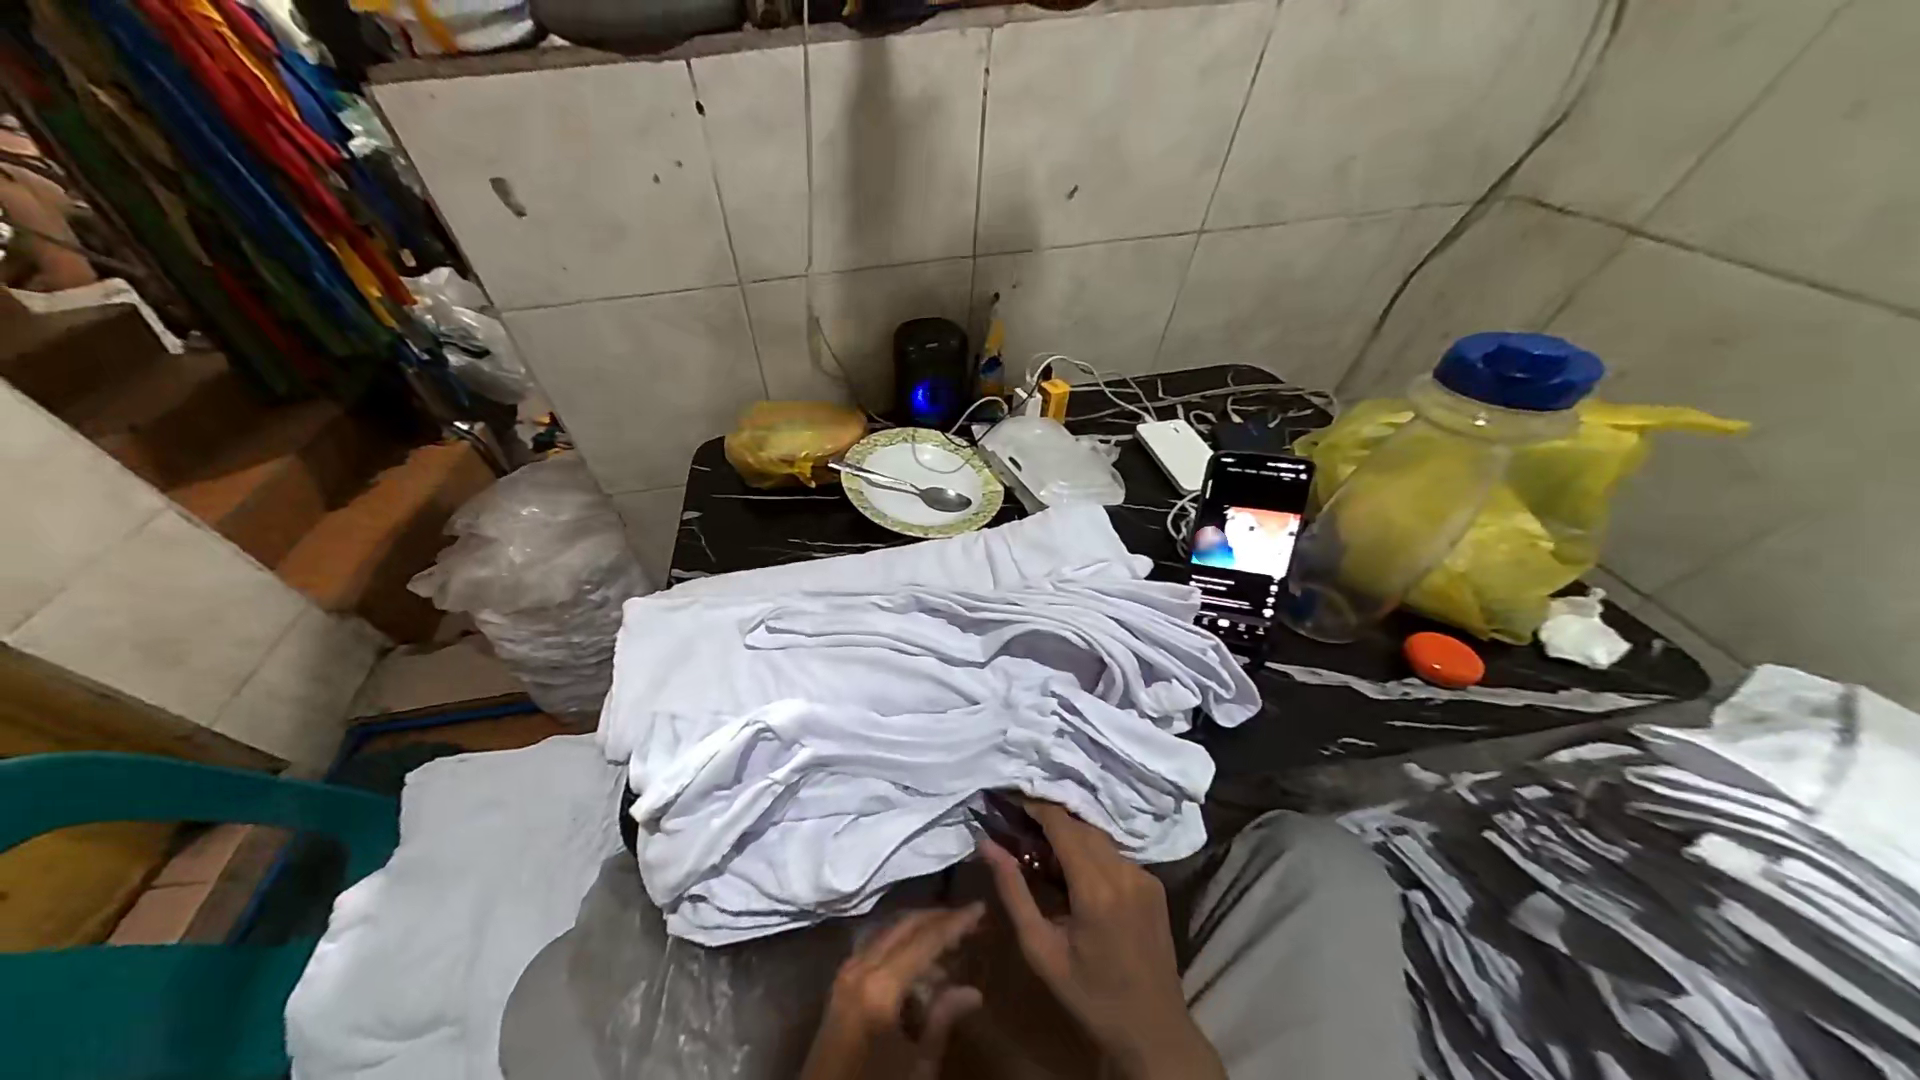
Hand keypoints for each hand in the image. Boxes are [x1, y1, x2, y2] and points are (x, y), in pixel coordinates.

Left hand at [799, 905, 985, 1079]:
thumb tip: (973, 992)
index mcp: (881, 986)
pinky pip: (875, 945)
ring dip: (919, 928)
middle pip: (905, 925)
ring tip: (950, 939)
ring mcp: (846, 972)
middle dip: (938, 917)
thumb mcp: (917, 1067)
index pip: (926, 939)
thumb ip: (942, 1020)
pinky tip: (918, 960)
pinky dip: (900, 942)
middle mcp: (861, 967)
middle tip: (969, 919)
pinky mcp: (840, 982)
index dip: (956, 921)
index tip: (980, 907)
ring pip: (889, 931)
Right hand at [980, 802, 1225, 1079]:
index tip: (1010, 800)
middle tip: (1019, 829)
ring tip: (1042, 852)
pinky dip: (1092, 852)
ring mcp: (1145, 876)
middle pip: (1081, 826)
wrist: (1153, 1030)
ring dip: (1071, 836)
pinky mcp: (1154, 885)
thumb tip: (988, 845)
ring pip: (1100, 838)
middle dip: (1050, 821)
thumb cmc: (1089, 995)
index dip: (1035, 807)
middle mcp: (1125, 872)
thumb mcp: (1040, 949)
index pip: (1062, 825)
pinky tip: (1075, 873)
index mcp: (1096, 888)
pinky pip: (1116, 854)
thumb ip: (1013, 891)